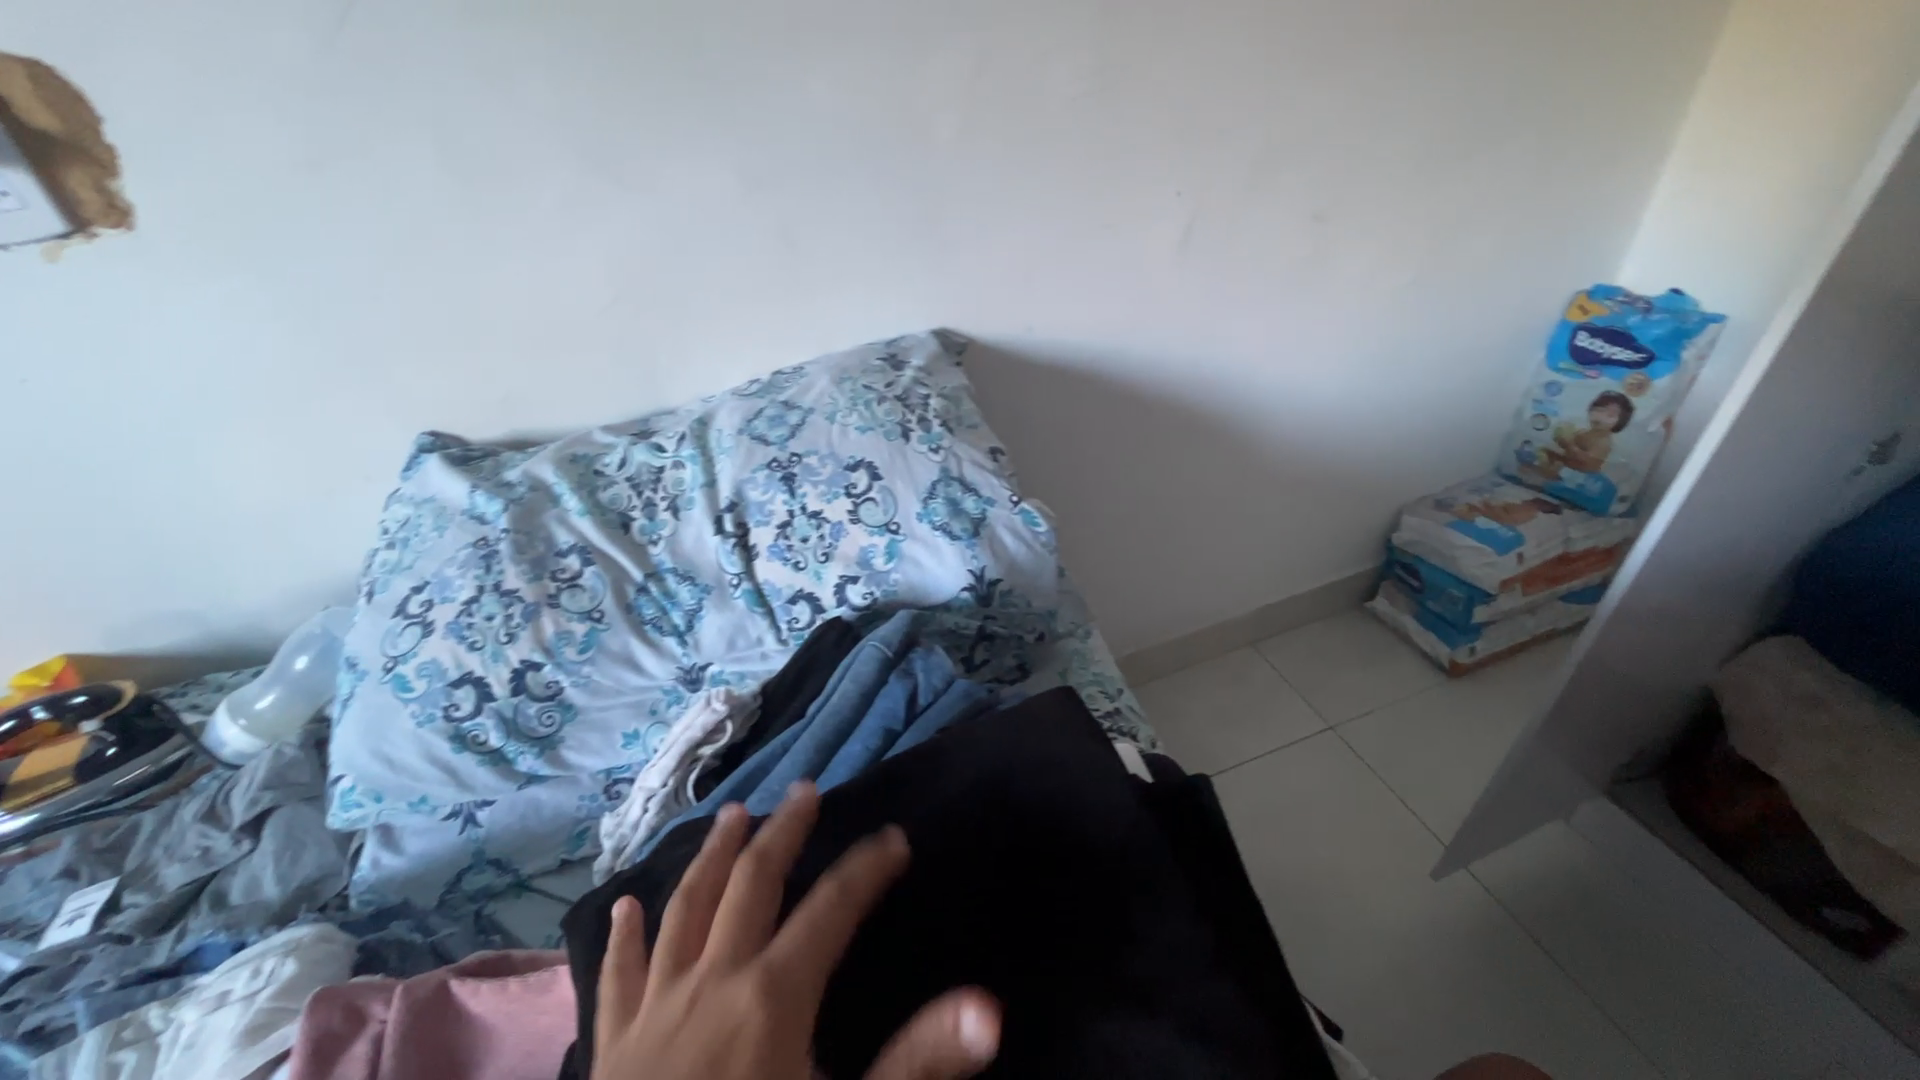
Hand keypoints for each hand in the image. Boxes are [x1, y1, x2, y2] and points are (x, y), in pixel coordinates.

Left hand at [590, 781, 1001, 1079]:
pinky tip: (623, 905)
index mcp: (774, 995)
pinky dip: (624, 937)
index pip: (832, 909)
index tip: (894, 837)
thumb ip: (917, 1061)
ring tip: (731, 814)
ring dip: (712, 857)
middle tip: (804, 790)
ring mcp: (656, 1006)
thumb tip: (988, 1009)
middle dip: (783, 833)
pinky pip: (618, 976)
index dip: (867, 868)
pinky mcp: (613, 1043)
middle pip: (752, 884)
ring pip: (686, 908)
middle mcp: (714, 979)